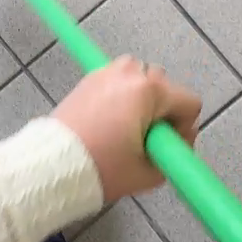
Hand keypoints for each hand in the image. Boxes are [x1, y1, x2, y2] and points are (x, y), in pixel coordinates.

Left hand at [52, 56, 200, 202]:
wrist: (52, 163)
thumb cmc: (102, 166)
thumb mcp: (150, 171)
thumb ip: (175, 154)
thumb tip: (176, 140)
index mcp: (149, 89)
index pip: (189, 103)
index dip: (183, 129)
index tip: (164, 146)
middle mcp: (130, 71)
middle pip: (164, 87)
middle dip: (161, 111)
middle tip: (144, 139)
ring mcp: (107, 70)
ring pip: (141, 81)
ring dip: (141, 101)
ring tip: (125, 130)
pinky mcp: (90, 77)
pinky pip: (119, 82)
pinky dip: (122, 97)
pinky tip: (109, 123)